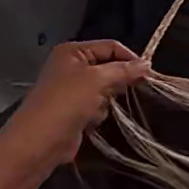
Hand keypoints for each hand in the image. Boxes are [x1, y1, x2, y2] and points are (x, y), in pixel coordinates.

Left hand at [0, 40, 150, 172]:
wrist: (39, 142)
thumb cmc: (66, 103)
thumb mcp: (98, 80)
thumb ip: (124, 70)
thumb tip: (147, 64)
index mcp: (72, 52)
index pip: (111, 47)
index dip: (130, 58)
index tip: (149, 74)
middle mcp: (71, 66)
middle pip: (109, 67)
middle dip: (118, 81)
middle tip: (126, 92)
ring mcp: (71, 89)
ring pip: (106, 89)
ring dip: (107, 101)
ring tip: (96, 110)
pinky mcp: (74, 110)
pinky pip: (97, 106)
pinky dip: (98, 113)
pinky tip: (90, 121)